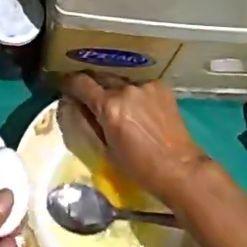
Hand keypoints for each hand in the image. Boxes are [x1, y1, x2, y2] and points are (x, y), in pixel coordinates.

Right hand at [61, 73, 214, 206]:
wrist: (180, 168)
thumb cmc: (139, 167)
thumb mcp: (107, 147)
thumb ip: (91, 121)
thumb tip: (78, 105)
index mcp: (109, 106)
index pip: (80, 83)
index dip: (69, 83)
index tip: (65, 87)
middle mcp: (125, 89)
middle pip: (100, 77)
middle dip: (93, 87)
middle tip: (91, 98)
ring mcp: (145, 86)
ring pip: (121, 81)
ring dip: (116, 90)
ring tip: (121, 106)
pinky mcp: (160, 87)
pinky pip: (140, 85)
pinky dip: (136, 94)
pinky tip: (142, 108)